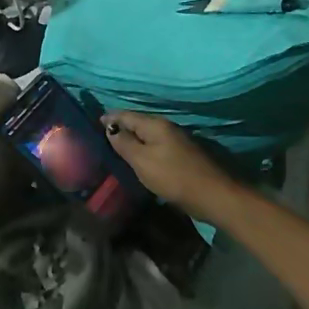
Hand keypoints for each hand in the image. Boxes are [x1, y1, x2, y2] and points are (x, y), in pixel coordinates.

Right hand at [102, 111, 242, 221]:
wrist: (212, 194)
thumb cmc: (173, 176)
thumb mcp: (142, 160)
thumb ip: (125, 143)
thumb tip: (111, 128)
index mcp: (156, 124)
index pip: (127, 114)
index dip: (110, 117)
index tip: (95, 121)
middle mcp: (167, 127)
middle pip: (138, 122)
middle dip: (121, 126)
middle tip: (103, 133)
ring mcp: (177, 141)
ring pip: (148, 135)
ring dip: (134, 137)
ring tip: (118, 145)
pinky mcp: (183, 155)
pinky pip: (157, 146)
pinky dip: (144, 147)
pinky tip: (139, 156)